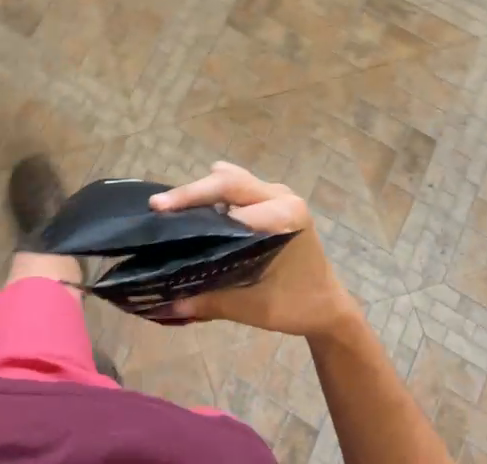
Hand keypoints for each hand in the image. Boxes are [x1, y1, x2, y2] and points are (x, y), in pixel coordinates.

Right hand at [149, 162, 363, 340]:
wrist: (329, 308)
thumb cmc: (297, 306)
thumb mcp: (256, 307)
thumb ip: (213, 302)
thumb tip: (168, 304)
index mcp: (285, 216)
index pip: (233, 205)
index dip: (195, 205)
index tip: (162, 213)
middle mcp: (281, 196)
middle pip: (228, 180)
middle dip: (191, 192)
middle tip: (157, 205)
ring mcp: (276, 193)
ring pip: (230, 178)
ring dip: (201, 191)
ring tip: (171, 208)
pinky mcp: (270, 198)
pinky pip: (236, 186)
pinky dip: (212, 194)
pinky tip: (195, 213)